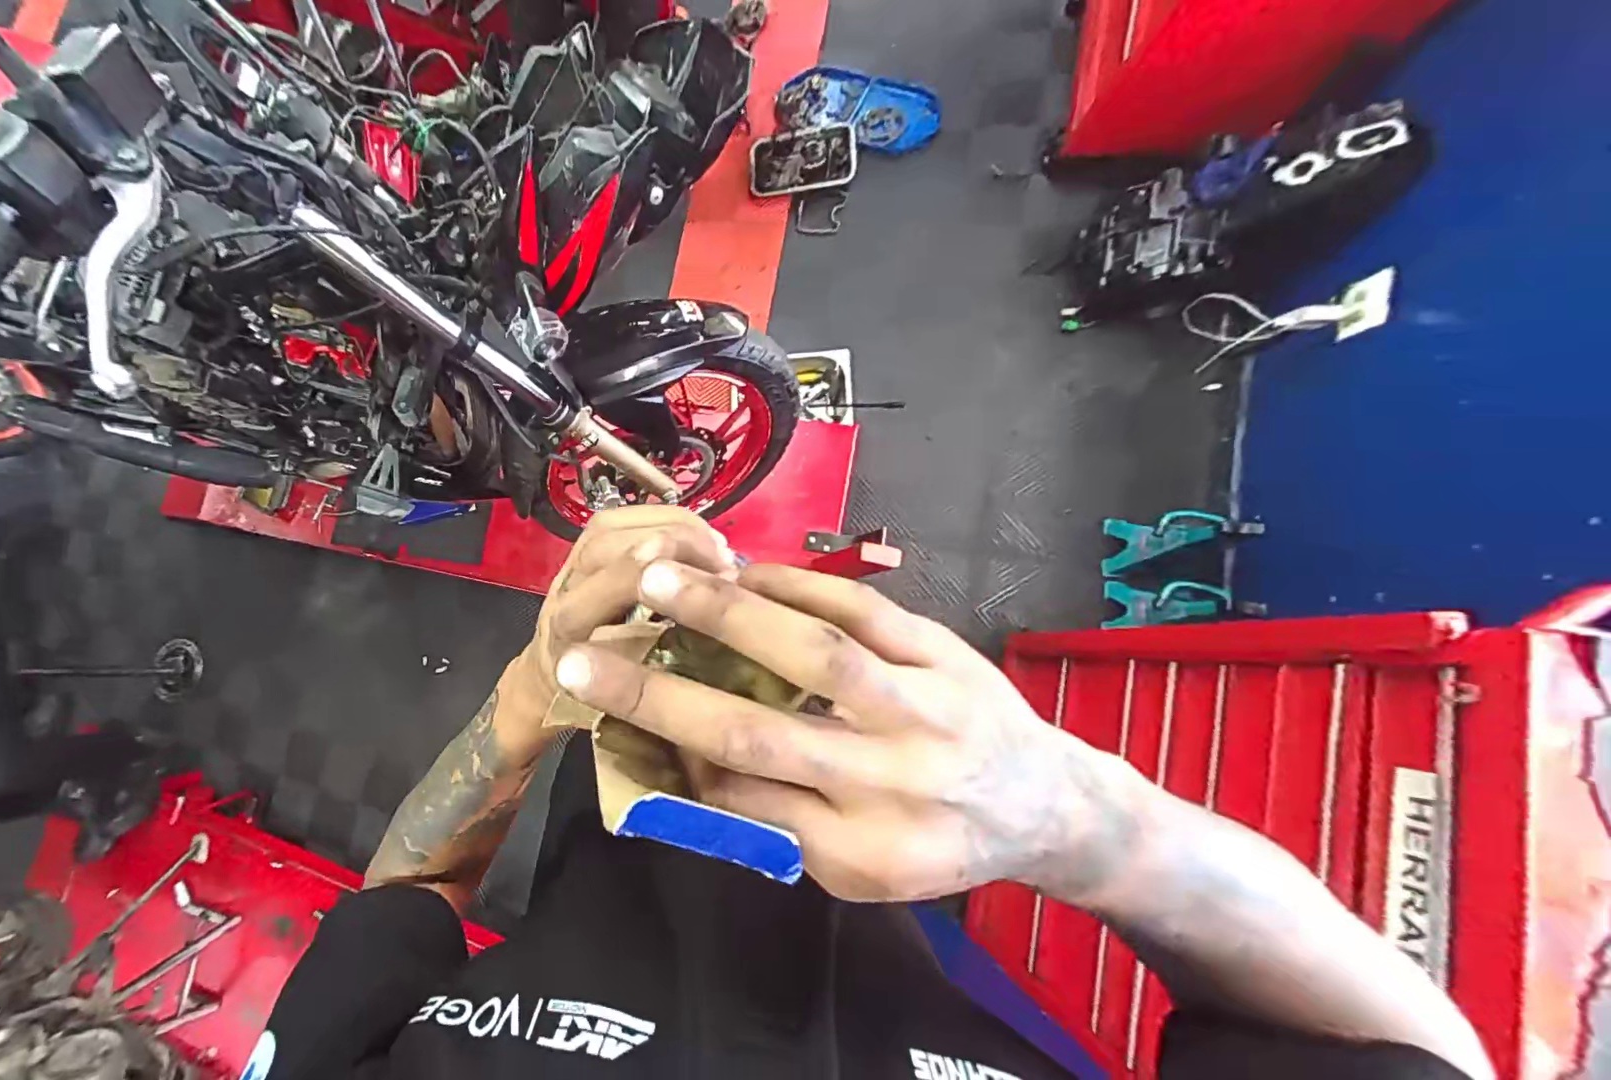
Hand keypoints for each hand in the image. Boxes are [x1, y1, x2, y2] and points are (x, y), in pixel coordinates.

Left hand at [502, 507, 737, 742]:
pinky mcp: (584, 546)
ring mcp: (571, 562)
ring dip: (672, 526)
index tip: (706, 579)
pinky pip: (619, 518)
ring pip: (613, 524)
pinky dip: (663, 518)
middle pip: (606, 544)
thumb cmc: (592, 695)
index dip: (652, 572)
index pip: (604, 587)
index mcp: (571, 628)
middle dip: (672, 542)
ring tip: (716, 546)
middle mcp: (566, 588)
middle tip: (724, 561)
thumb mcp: (624, 698)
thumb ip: (655, 669)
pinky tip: (698, 533)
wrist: (548, 676)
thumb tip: (716, 630)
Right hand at [550, 561, 1137, 902]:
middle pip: (758, 732)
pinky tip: (744, 569)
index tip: (605, 707)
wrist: (1047, 803)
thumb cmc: (937, 842)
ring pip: (812, 651)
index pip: (737, 800)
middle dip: (660, 693)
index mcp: (862, 849)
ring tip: (657, 580)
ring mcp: (922, 705)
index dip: (667, 753)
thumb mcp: (857, 871)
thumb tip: (690, 766)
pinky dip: (795, 584)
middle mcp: (890, 780)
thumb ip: (774, 822)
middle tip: (586, 655)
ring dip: (726, 613)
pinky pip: (859, 609)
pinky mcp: (940, 650)